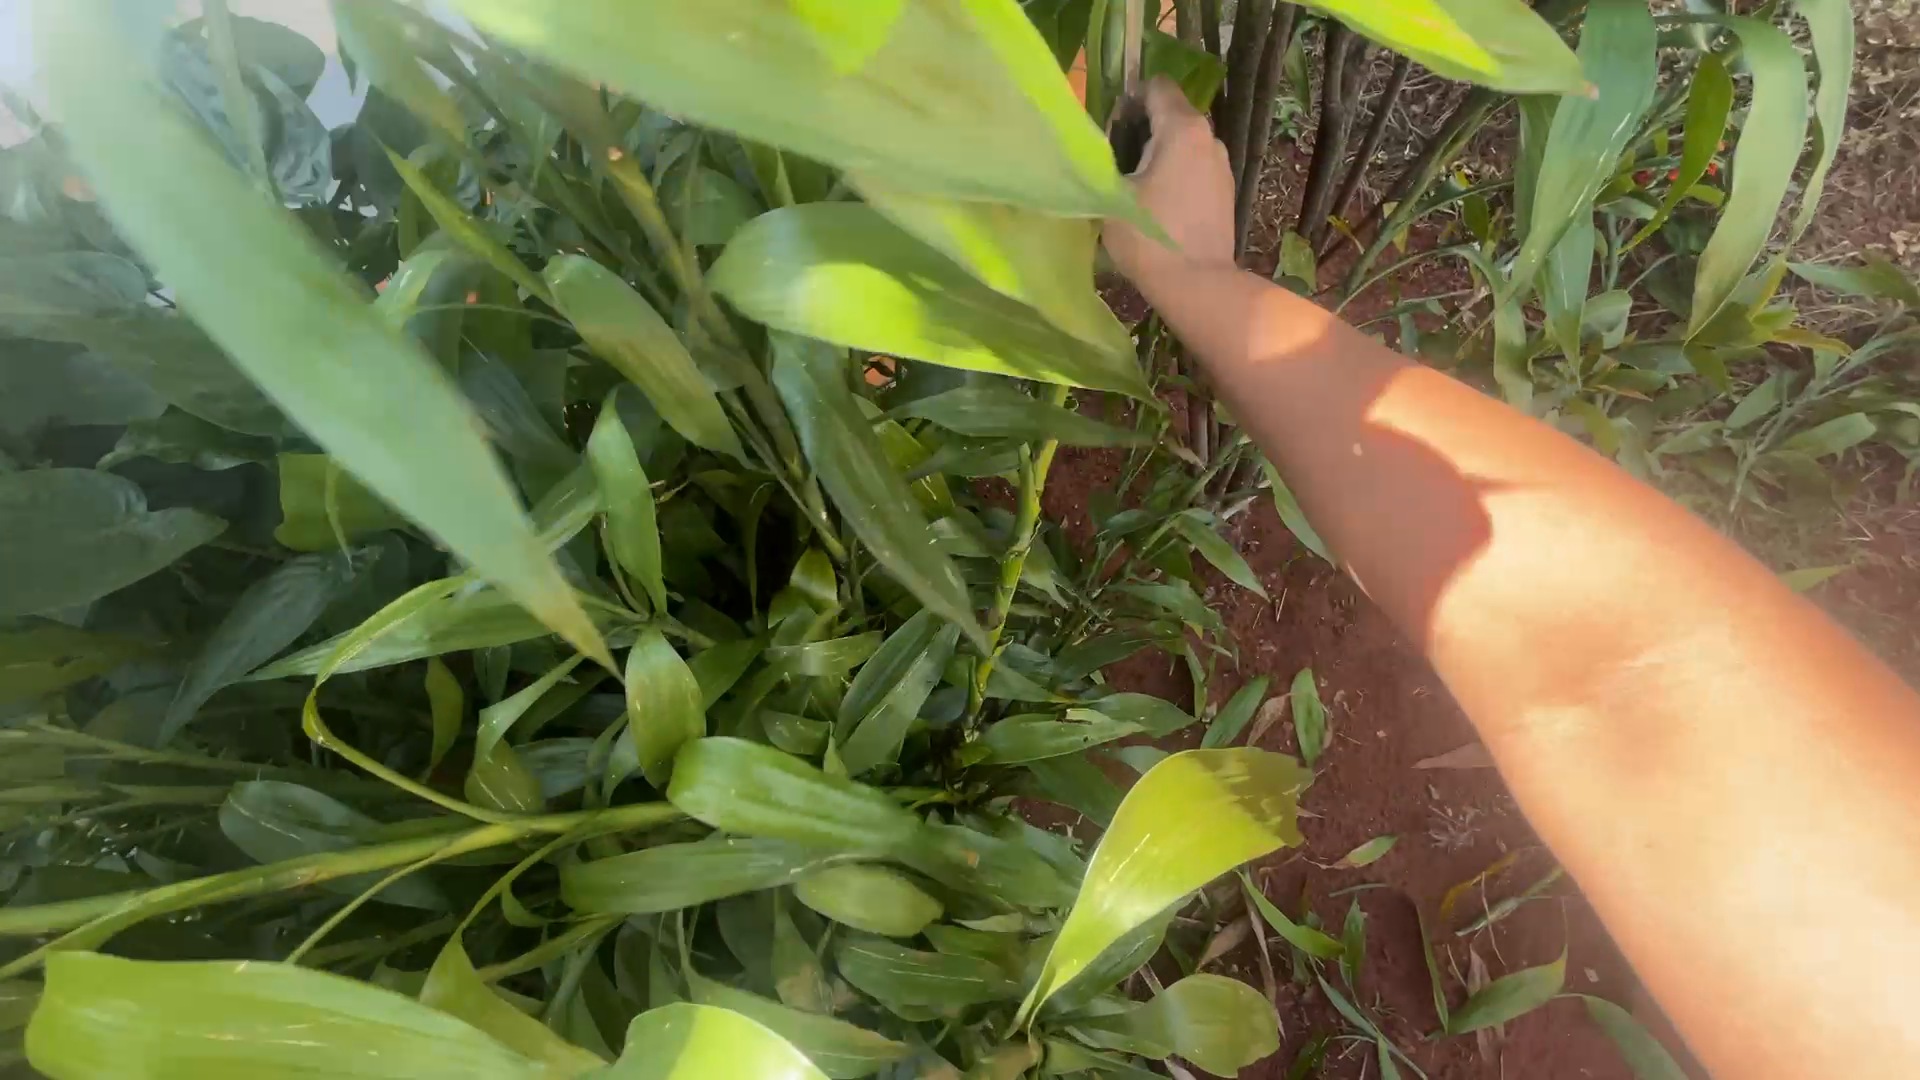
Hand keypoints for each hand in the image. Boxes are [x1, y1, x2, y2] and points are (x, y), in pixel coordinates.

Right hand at [1102, 77, 1235, 286]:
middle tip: (1116, 165)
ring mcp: (1222, 167)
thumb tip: (1098, 150)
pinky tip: (1160, 211)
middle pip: (1171, 118)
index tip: (1110, 128)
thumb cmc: (1148, 237)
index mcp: (1182, 128)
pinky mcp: (1225, 194)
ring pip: (1183, 148)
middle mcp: (1209, 138)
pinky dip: (1175, 181)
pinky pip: (1194, 173)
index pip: (1157, 87)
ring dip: (1159, 160)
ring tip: (1136, 192)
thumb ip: (1103, 162)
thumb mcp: (1111, 196)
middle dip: (1142, 133)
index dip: (1130, 99)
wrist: (1196, 284)